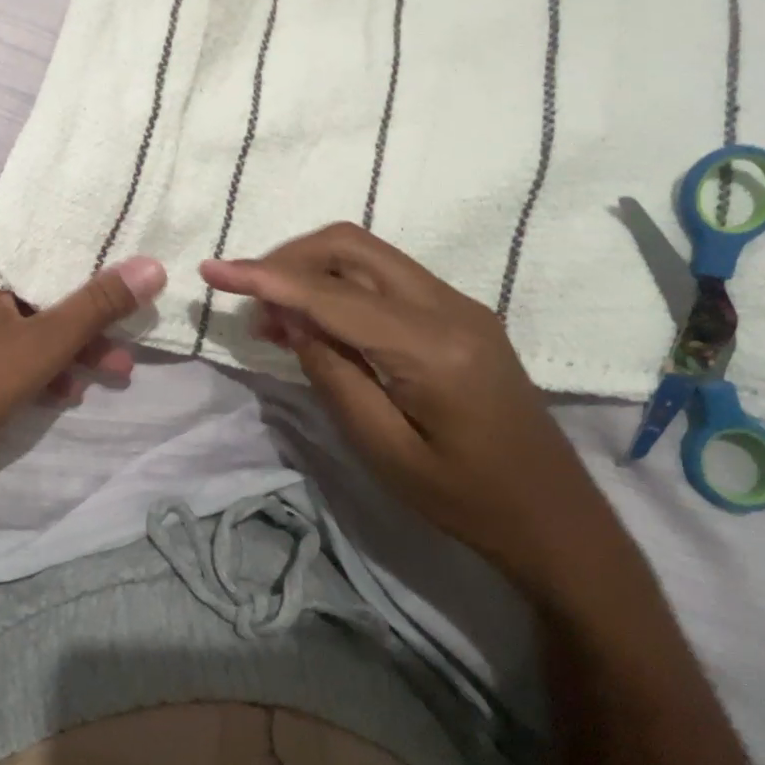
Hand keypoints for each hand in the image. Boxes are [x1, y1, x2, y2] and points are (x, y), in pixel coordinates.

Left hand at [0, 227, 165, 493]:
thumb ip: (98, 304)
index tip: (122, 282)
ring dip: (57, 345)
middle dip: (78, 320)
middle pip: (26, 281)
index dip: (84, 259)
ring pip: (9, 314)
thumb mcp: (43, 343)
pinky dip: (21, 356)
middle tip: (121, 349)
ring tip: (105, 377)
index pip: (36, 237)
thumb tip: (152, 266)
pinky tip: (59, 392)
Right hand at [199, 223, 621, 593]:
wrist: (554, 518)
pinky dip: (338, 285)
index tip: (210, 270)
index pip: (331, 293)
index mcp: (431, 348)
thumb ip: (332, 373)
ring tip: (272, 318)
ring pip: (367, 255)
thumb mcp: (383, 448)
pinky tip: (316, 323)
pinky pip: (385, 278)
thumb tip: (291, 317)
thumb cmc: (465, 500)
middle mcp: (449, 308)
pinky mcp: (460, 316)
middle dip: (287, 259)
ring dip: (310, 270)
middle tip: (246, 299)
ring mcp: (459, 306)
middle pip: (351, 246)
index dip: (264, 277)